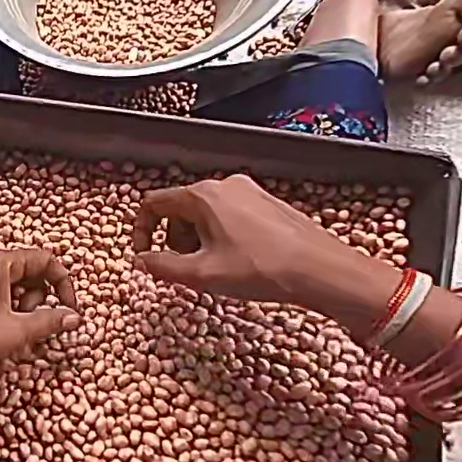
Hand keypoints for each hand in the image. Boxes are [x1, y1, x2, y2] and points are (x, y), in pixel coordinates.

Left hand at [0, 248, 80, 377]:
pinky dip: (4, 310)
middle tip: (33, 324)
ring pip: (10, 285)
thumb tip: (74, 317)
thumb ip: (49, 321)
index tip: (69, 309)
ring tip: (13, 331)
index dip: (63, 284)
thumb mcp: (16, 330)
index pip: (43, 260)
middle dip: (38, 299)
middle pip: (27, 272)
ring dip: (21, 307)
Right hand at [131, 175, 396, 329]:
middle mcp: (225, 186)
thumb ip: (160, 266)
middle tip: (184, 269)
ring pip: (204, 215)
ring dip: (196, 242)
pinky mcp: (267, 206)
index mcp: (203, 196)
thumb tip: (140, 261)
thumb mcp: (200, 274)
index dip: (140, 230)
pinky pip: (229, 218)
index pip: (153, 203)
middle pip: (179, 209)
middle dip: (172, 240)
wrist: (321, 271)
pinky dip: (220, 239)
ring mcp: (249, 193)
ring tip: (213, 269)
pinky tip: (237, 264)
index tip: (143, 255)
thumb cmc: (261, 269)